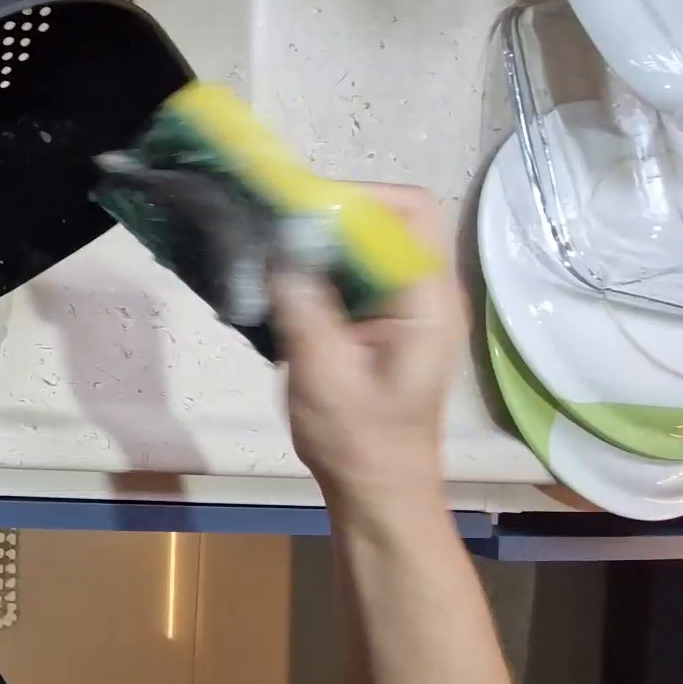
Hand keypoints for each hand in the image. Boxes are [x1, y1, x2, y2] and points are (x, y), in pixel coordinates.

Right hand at [270, 185, 465, 509]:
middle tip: (262, 229)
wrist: (373, 484)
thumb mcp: (325, 373)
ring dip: (305, 243)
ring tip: (257, 254)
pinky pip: (337, 274)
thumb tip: (278, 251)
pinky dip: (301, 269)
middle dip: (320, 217)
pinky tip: (267, 286)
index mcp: (425, 300)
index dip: (355, 199)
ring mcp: (393, 306)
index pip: (409, 214)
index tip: (291, 210)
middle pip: (379, 222)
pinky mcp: (366, 319)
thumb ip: (305, 309)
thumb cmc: (357, 436)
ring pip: (353, 247)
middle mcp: (417, 292)